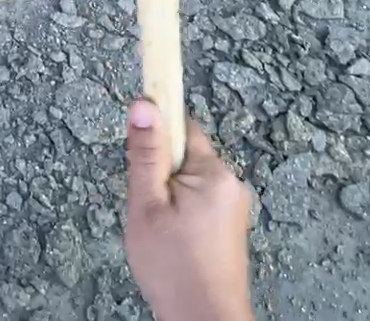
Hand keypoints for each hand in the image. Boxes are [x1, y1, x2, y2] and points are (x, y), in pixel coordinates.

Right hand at [124, 99, 254, 320]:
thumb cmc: (173, 267)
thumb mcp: (147, 203)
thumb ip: (145, 152)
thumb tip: (144, 102)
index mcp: (214, 173)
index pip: (181, 125)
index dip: (155, 131)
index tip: (137, 147)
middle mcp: (231, 183)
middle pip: (182, 152)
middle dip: (158, 170)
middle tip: (145, 202)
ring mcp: (232, 206)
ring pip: (187, 177)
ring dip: (166, 192)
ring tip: (157, 225)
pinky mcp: (228, 226)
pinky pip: (196, 198)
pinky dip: (178, 208)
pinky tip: (169, 236)